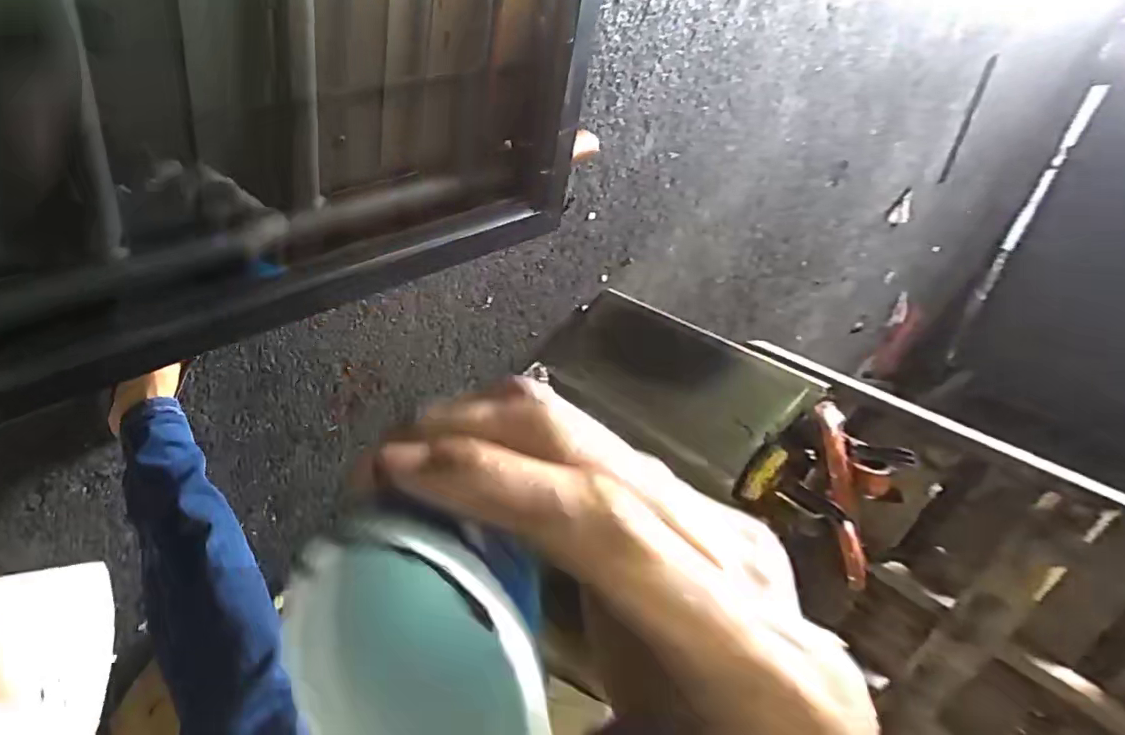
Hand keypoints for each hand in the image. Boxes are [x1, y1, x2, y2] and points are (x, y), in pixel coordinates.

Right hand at [366, 371, 876, 734]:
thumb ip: (518, 713)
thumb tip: (406, 686)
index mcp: (749, 653)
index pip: (598, 518)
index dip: (484, 479)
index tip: (389, 472)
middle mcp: (731, 555)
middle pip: (572, 442)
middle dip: (454, 431)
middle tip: (375, 466)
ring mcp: (704, 511)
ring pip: (563, 419)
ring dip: (465, 420)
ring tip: (403, 458)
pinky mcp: (675, 495)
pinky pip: (567, 435)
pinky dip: (493, 433)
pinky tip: (456, 464)